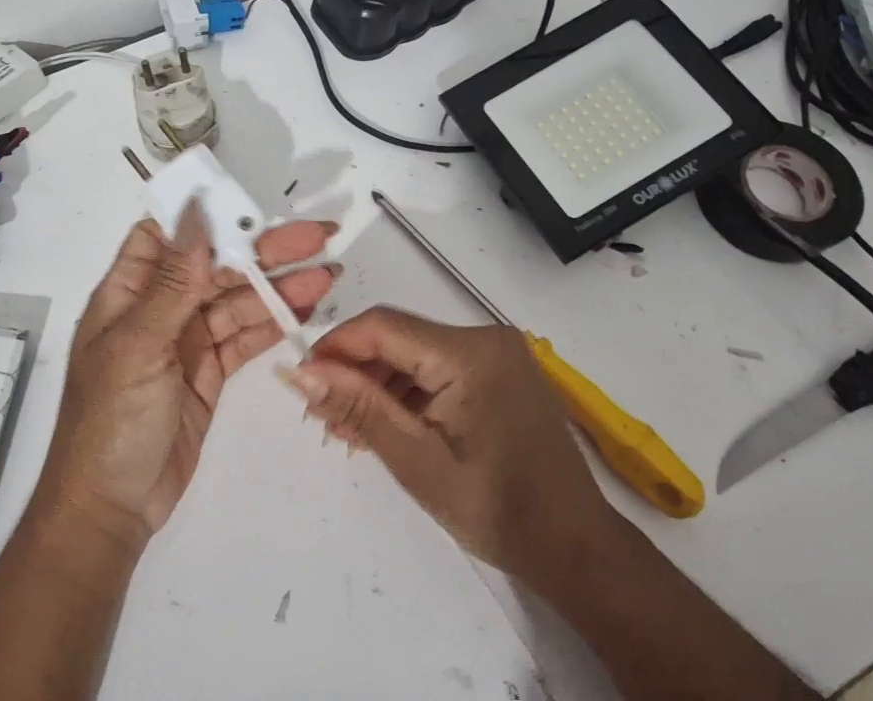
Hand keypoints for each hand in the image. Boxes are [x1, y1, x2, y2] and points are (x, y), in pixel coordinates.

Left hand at [33, 209, 336, 548]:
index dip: (206, 217)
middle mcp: (158, 310)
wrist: (112, 505)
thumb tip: (198, 219)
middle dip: (264, 251)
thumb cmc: (111, 421)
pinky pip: (245, 339)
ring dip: (280, 287)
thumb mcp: (139, 346)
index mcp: (127, 293)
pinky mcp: (209, 374)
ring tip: (329, 273)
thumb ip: (173, 285)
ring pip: (237, 302)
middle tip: (319, 235)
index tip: (251, 203)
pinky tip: (308, 308)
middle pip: (215, 266)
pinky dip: (275, 324)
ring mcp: (186, 342)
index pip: (165, 237)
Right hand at [282, 306, 616, 578]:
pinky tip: (386, 428)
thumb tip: (299, 371)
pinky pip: (440, 371)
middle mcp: (487, 339)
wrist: (573, 546)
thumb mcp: (416, 459)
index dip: (334, 348)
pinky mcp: (502, 375)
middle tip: (322, 419)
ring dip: (379, 387)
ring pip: (416, 356)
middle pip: (399, 339)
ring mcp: (498, 356)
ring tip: (348, 431)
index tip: (299, 383)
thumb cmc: (496, 509)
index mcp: (471, 352)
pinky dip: (409, 395)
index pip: (383, 326)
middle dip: (355, 373)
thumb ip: (358, 406)